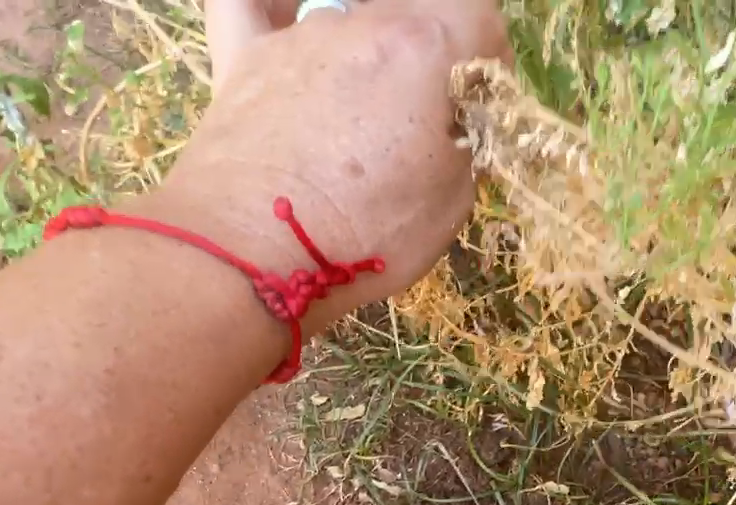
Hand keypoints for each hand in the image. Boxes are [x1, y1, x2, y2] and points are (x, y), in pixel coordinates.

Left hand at [142, 0, 507, 324]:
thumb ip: (465, 145)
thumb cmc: (371, 231)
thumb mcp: (453, 201)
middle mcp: (361, 23)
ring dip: (375, 54)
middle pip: (414, 13)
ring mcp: (297, 34)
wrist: (259, 250)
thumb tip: (455, 126)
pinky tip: (290, 20)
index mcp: (421, 50)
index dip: (492, 61)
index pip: (479, 17)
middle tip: (434, 118)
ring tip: (370, 115)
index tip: (485, 107)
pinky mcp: (242, 53)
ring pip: (352, 16)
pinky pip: (255, 3)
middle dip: (435, 57)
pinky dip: (278, 8)